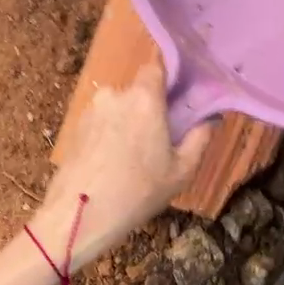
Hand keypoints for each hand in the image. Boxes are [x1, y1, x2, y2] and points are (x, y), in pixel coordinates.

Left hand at [38, 63, 210, 270]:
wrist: (78, 217)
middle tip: (154, 144)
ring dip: (123, 128)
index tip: (174, 103)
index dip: (166, 82)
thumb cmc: (136, 194)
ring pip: (115, 111)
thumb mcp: (180, 172)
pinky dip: (105, 141)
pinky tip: (108, 168)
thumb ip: (199, 139)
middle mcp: (114, 95)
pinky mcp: (73, 131)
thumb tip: (211, 118)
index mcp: (144, 97)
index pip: (156, 66)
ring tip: (128, 163)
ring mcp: (89, 112)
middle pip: (135, 93)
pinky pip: (97, 127)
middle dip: (145, 112)